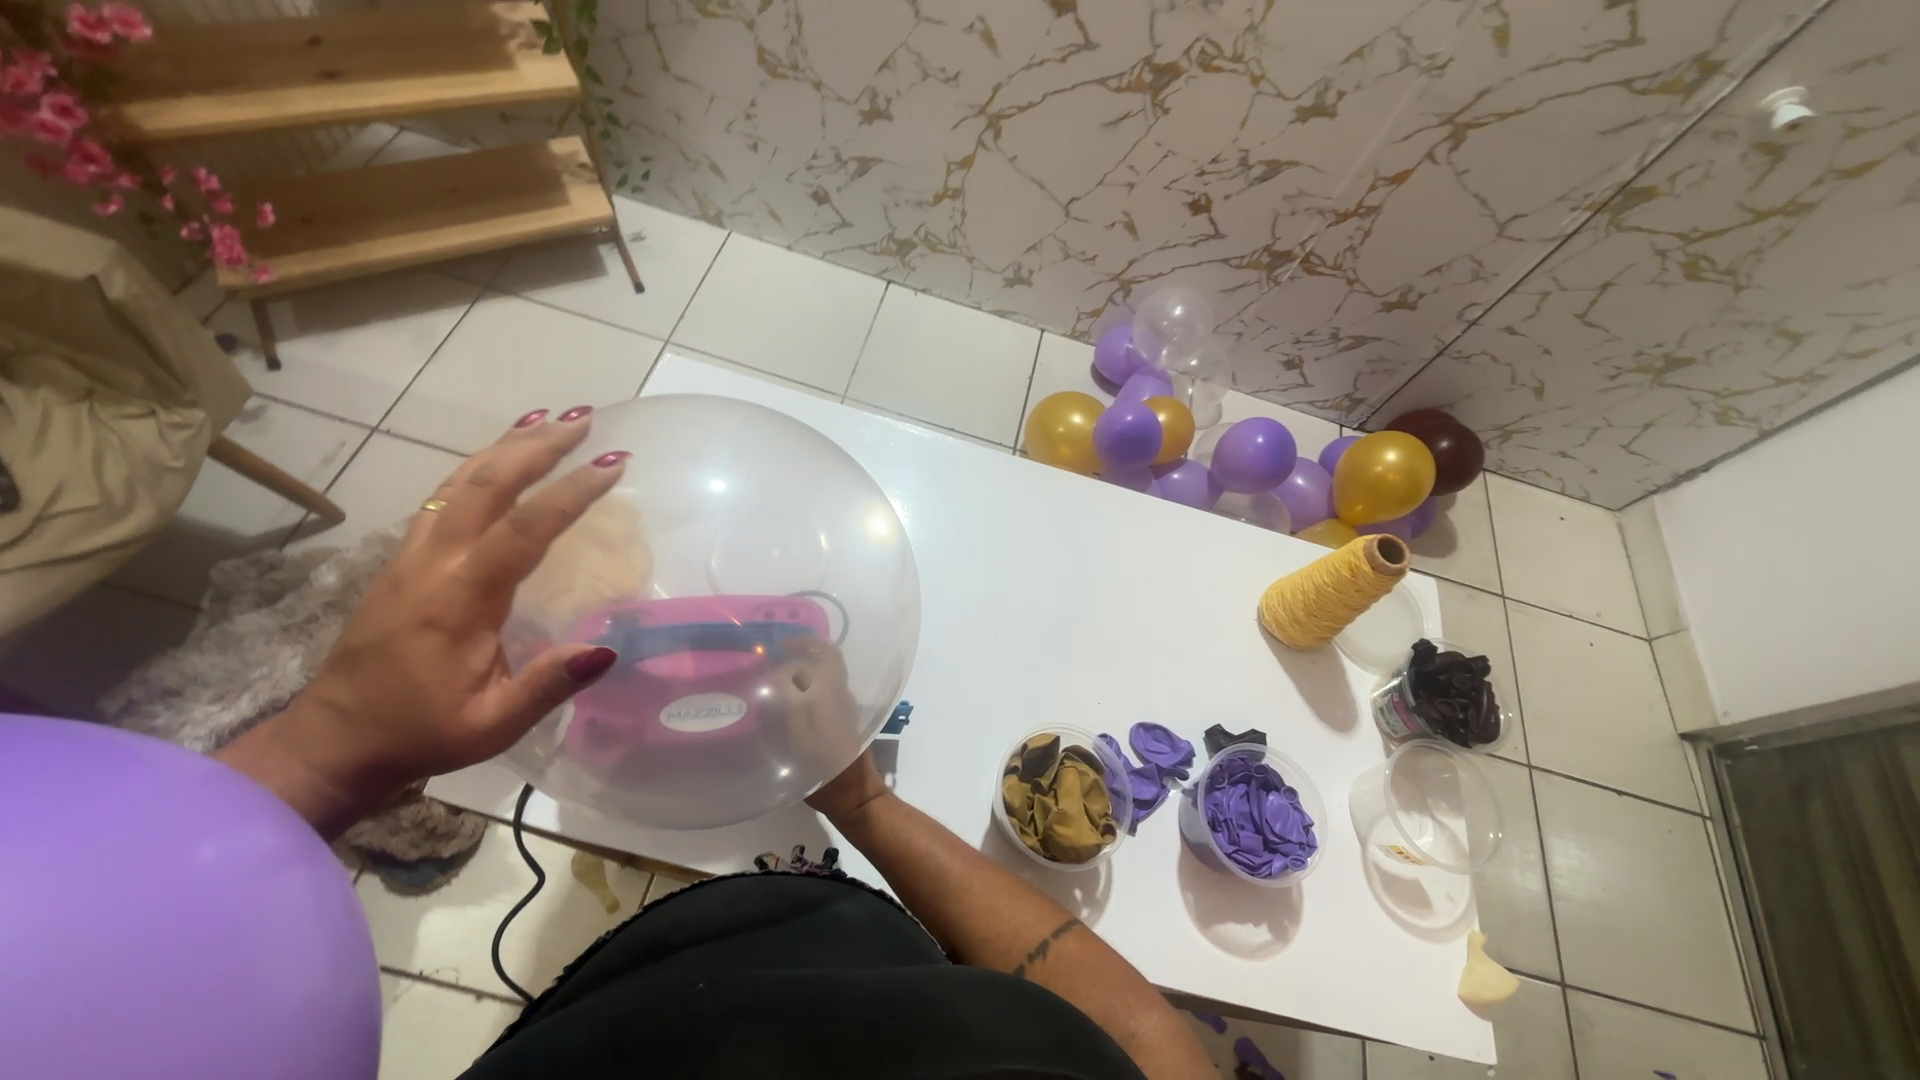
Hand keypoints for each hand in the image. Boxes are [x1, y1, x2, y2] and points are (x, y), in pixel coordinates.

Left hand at [217, 407, 629, 834]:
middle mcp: (432, 563)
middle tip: (584, 419)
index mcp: (458, 599)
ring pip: (457, 482)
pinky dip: (477, 467)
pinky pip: (443, 497)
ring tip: (547, 419)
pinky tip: (498, 459)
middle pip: (485, 485)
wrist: (334, 738)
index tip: (614, 465)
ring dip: (506, 446)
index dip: (571, 493)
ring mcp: (411, 556)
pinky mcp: (403, 561)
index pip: (524, 529)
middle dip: (537, 447)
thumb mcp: (492, 725)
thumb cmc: (420, 732)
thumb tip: (608, 648)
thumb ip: (548, 685)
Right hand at [765, 636, 885, 821]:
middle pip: (821, 668)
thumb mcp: (796, 734)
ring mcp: (845, 712)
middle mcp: (843, 696)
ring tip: (770, 692)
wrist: (853, 797)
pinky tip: (782, 714)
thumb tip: (779, 673)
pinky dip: (803, 699)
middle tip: (767, 671)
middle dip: (794, 664)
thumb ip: (786, 699)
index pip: (827, 654)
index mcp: (833, 693)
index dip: (805, 644)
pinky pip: (821, 701)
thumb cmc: (823, 768)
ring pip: (820, 685)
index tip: (781, 647)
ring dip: (798, 682)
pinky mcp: (842, 727)